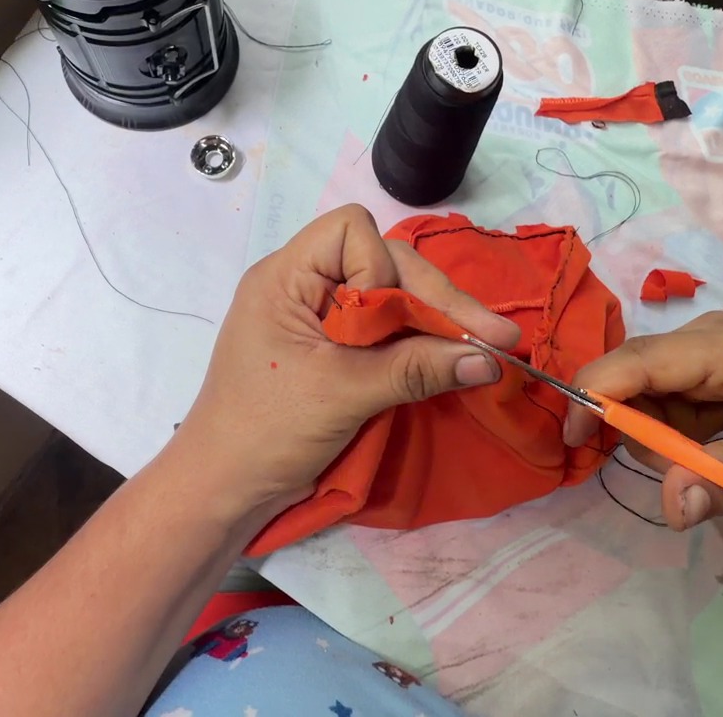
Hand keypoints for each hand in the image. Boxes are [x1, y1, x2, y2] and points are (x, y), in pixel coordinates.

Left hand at [170, 204, 521, 523]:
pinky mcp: (334, 347)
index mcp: (286, 276)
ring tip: (490, 349)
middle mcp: (304, 284)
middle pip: (385, 262)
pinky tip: (455, 359)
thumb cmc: (267, 432)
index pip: (350, 230)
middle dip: (436, 298)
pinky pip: (385, 328)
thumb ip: (415, 370)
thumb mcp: (343, 395)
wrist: (226, 491)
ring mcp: (321, 316)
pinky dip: (420, 342)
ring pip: (393, 297)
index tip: (386, 321)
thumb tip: (489, 359)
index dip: (379, 266)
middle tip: (496, 337)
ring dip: (437, 321)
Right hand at [563, 312, 722, 530]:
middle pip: (636, 374)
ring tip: (709, 468)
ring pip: (645, 393)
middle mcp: (712, 337)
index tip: (569, 435)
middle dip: (638, 426)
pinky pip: (663, 404)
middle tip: (678, 473)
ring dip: (658, 437)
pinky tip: (709, 455)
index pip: (644, 358)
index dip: (598, 390)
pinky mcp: (707, 376)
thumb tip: (670, 508)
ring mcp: (708, 355)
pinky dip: (672, 438)